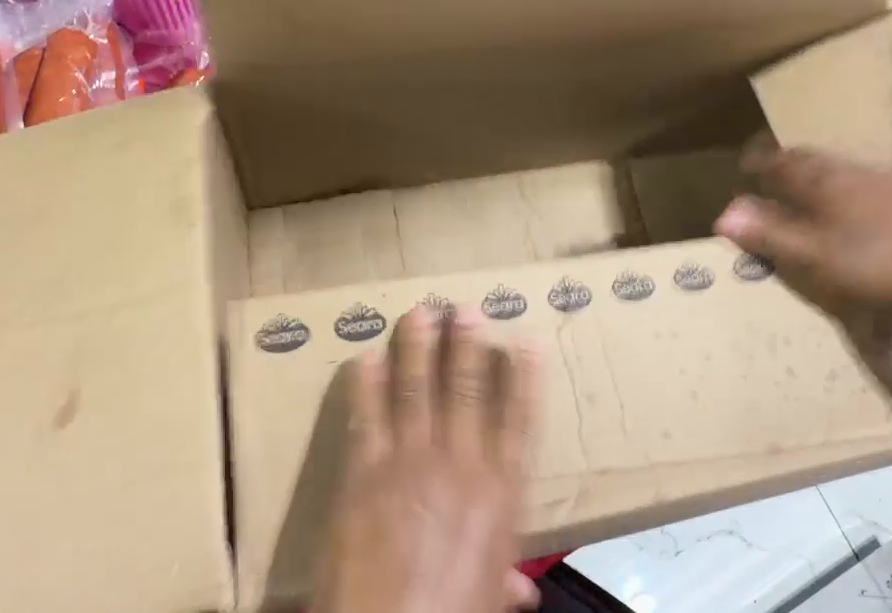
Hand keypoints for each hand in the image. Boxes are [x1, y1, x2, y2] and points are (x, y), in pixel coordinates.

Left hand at [314, 308, 538, 612]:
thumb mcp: (487, 598)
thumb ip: (503, 579)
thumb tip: (520, 589)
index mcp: (500, 493)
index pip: (518, 419)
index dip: (524, 377)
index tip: (527, 339)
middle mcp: (459, 463)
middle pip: (465, 389)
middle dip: (466, 345)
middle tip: (465, 309)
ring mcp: (408, 461)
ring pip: (416, 389)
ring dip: (417, 347)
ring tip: (419, 313)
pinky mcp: (363, 471)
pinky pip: (367, 416)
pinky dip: (367, 385)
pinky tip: (366, 358)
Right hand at [714, 146, 891, 314]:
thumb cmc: (876, 258)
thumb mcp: (815, 255)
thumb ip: (769, 235)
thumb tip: (722, 216)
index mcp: (820, 180)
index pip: (779, 161)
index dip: (759, 162)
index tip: (744, 166)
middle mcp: (845, 171)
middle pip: (807, 158)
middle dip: (784, 163)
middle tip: (769, 173)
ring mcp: (877, 180)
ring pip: (833, 167)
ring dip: (812, 173)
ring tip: (801, 188)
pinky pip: (855, 179)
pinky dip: (838, 185)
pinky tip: (845, 206)